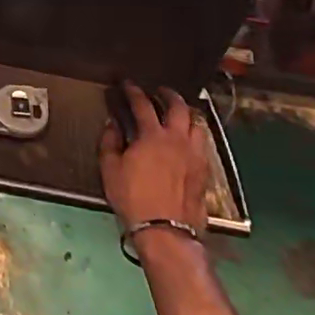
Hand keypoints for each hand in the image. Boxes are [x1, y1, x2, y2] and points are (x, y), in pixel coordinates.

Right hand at [98, 82, 210, 237]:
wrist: (166, 230)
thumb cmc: (133, 198)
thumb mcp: (110, 170)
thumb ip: (109, 142)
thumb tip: (112, 123)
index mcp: (152, 135)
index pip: (142, 104)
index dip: (134, 91)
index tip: (127, 84)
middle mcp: (177, 139)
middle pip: (178, 107)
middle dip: (168, 94)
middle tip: (160, 92)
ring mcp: (195, 153)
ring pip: (196, 123)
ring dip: (186, 114)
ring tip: (179, 114)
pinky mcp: (204, 169)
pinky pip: (203, 143)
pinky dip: (195, 134)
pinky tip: (188, 139)